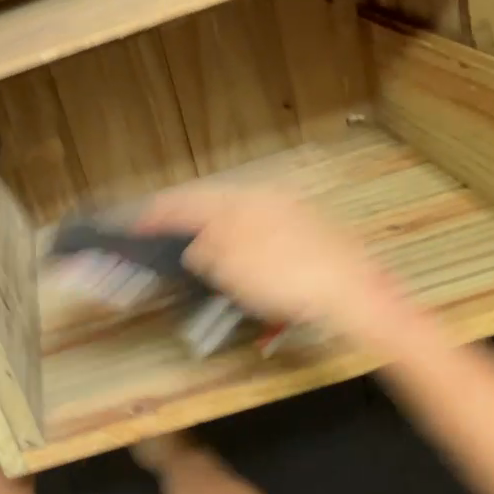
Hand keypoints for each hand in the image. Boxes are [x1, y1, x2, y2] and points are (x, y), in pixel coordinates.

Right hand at [134, 186, 422, 340]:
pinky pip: (256, 230)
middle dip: (184, 217)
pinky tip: (236, 260)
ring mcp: (289, 214)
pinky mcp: (306, 234)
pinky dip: (236, 241)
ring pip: (235, 216)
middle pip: (211, 203)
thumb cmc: (291, 280)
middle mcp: (265, 198)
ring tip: (193, 248)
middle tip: (160, 231)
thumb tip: (194, 248)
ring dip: (211, 230)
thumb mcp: (233, 268)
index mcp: (242, 200)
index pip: (188, 200)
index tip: (135, 224)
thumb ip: (205, 251)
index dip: (158, 213)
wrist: (357, 295)